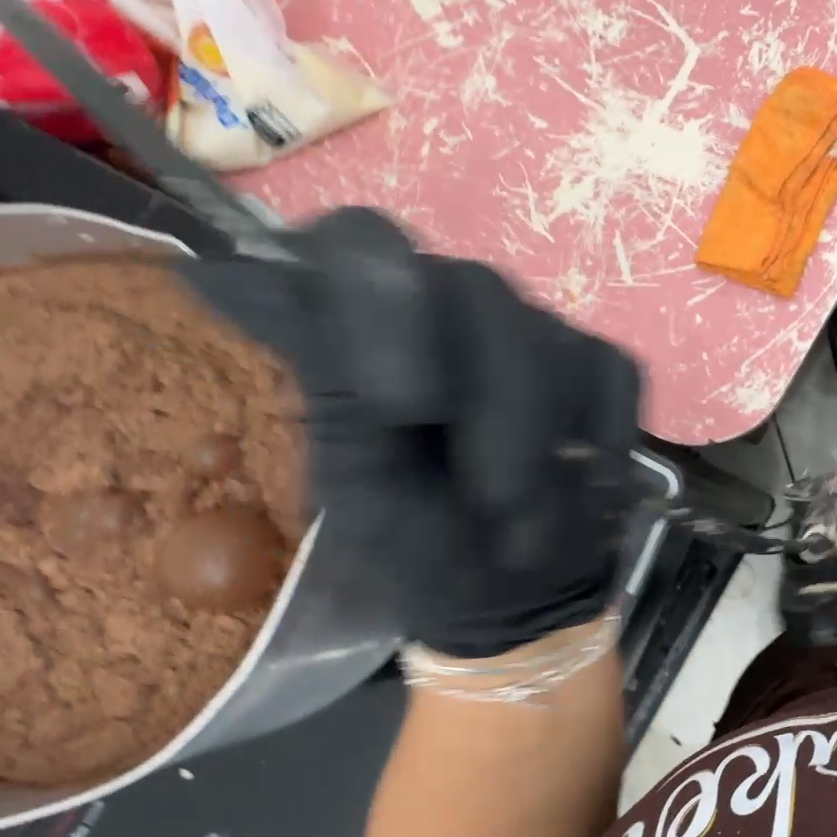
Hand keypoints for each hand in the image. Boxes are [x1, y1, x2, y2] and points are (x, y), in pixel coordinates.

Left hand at [176, 208, 645, 657]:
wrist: (521, 593)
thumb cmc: (423, 549)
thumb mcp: (360, 489)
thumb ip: (330, 389)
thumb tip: (227, 276)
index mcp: (367, 326)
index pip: (361, 243)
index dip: (385, 304)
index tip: (408, 407)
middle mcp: (450, 307)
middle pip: (477, 287)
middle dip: (491, 399)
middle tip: (494, 494)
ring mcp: (538, 330)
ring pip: (550, 338)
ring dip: (541, 439)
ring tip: (528, 520)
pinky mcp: (601, 363)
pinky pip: (609, 372)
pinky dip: (603, 435)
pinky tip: (584, 482)